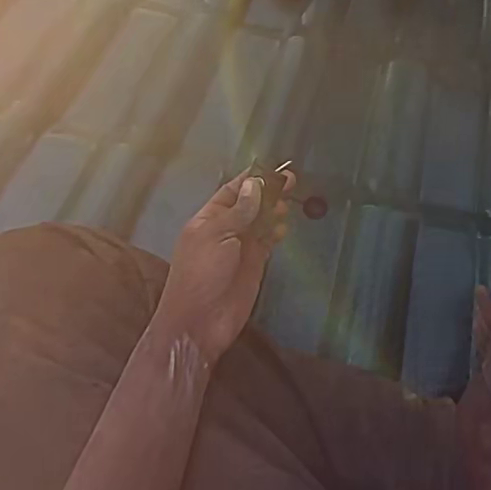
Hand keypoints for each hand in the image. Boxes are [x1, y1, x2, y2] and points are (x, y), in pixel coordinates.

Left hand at [153, 168, 293, 359]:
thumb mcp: (216, 236)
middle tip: (290, 180)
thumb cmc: (201, 274)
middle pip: (251, 202)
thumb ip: (239, 210)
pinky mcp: (255, 262)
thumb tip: (255, 184)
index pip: (233, 190)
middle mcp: (226, 228)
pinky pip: (268, 239)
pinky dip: (276, 230)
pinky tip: (283, 226)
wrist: (200, 323)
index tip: (272, 166)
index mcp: (209, 218)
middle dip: (268, 191)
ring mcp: (241, 246)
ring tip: (288, 201)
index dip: (252, 177)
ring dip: (274, 209)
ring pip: (261, 219)